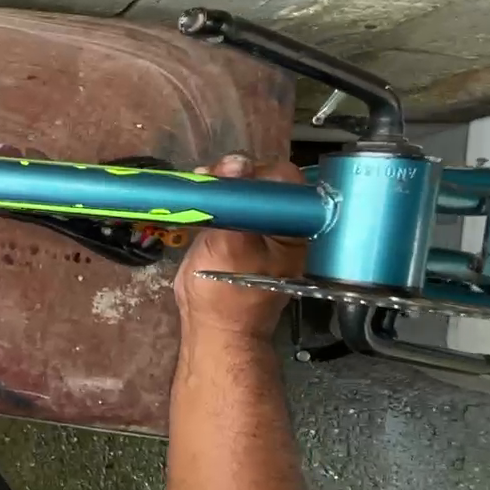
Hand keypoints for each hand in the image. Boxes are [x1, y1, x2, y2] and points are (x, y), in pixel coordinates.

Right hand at [174, 154, 307, 340]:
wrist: (212, 326)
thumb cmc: (227, 294)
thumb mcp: (231, 246)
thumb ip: (232, 205)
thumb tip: (234, 163)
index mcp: (296, 226)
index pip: (282, 180)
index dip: (254, 170)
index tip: (225, 172)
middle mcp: (281, 222)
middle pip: (260, 181)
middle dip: (231, 174)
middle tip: (206, 176)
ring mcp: (257, 228)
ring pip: (240, 192)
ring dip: (217, 184)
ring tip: (197, 183)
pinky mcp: (234, 233)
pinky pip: (225, 206)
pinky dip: (209, 198)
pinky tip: (194, 196)